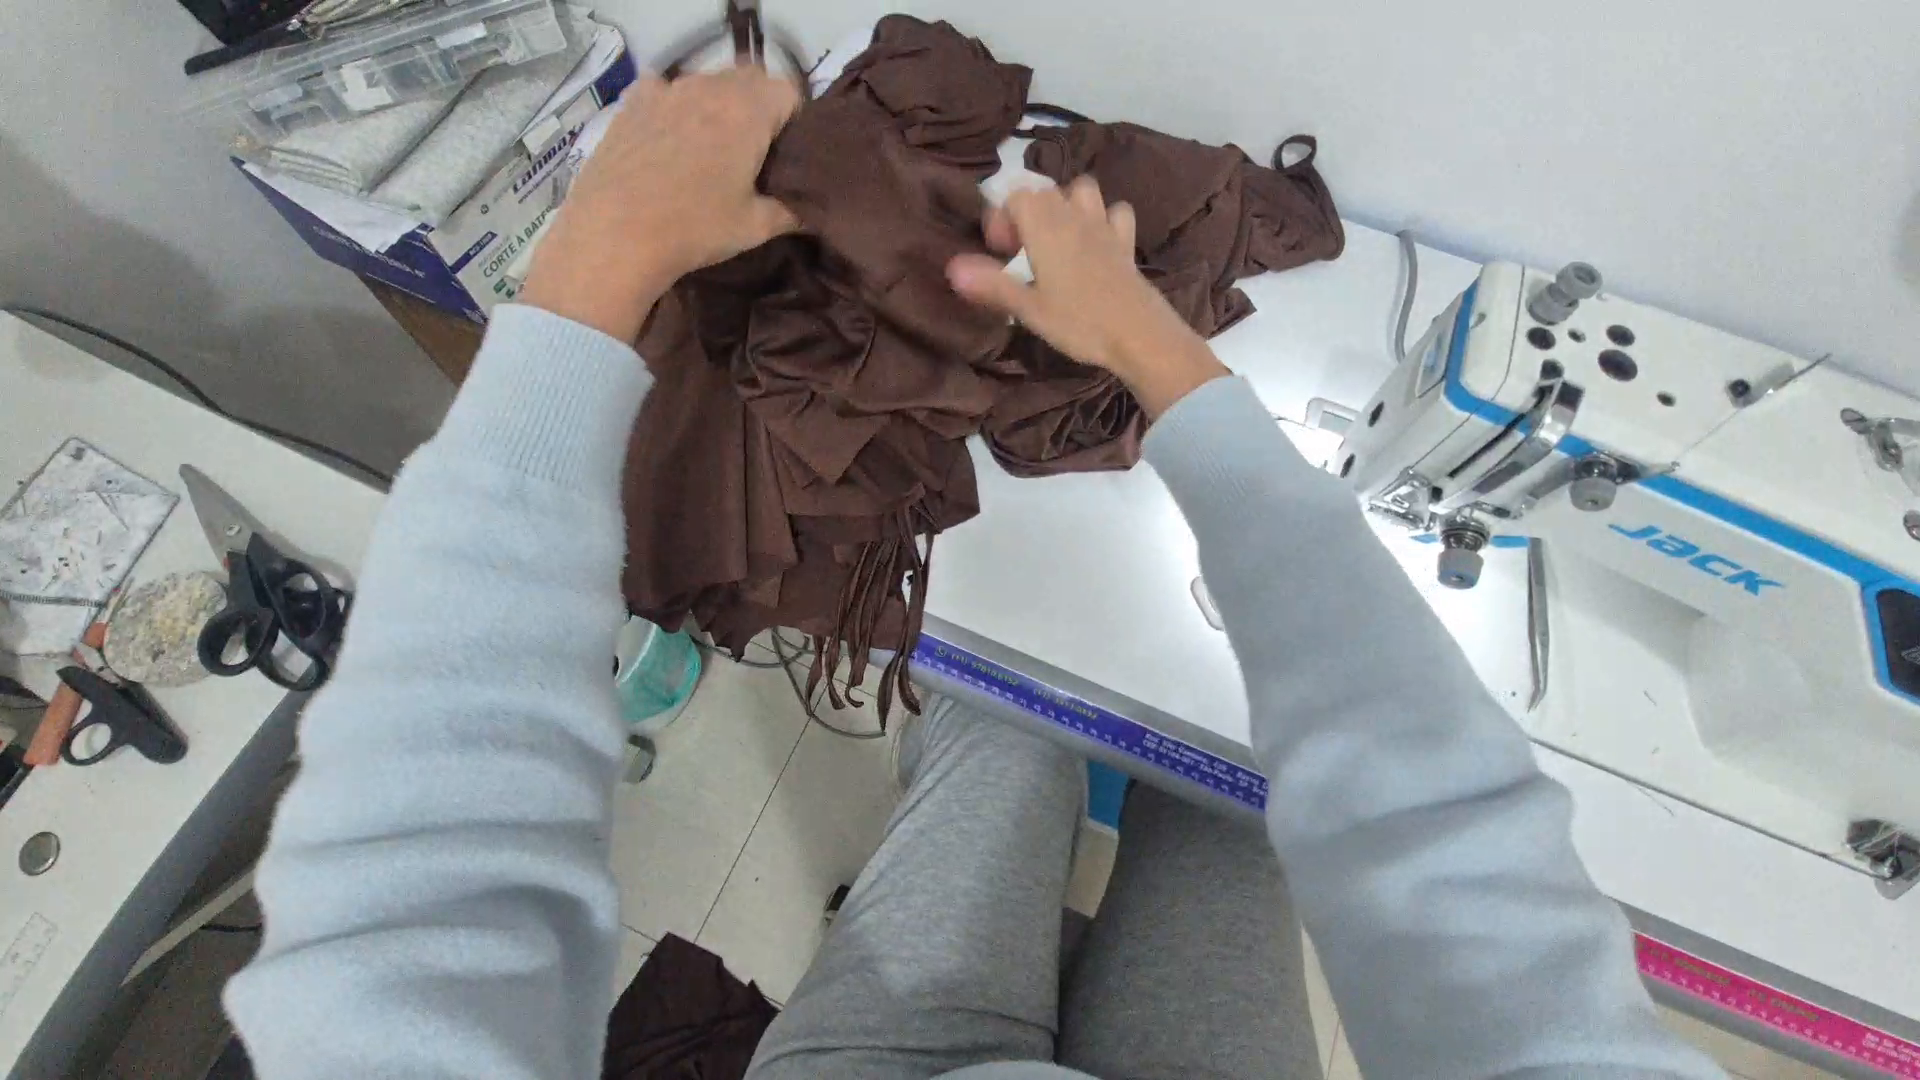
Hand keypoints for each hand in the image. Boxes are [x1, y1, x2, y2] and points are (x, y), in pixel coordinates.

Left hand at [520, 66, 801, 342]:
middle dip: (759, 111)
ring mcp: (668, 90)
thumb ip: (791, 214)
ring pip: (709, 85)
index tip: (788, 156)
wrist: (617, 233)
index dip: (795, 123)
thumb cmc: (696, 228)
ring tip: (712, 156)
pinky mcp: (634, 102)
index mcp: (747, 111)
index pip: (789, 93)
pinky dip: (678, 109)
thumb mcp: (755, 228)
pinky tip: (673, 145)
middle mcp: (709, 87)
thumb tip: (812, 214)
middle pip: (749, 81)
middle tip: (755, 158)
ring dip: (719, 110)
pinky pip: (668, 92)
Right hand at [946, 176, 1228, 415]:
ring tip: (1055, 242)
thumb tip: (951, 267)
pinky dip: (1103, 220)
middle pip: (1045, 192)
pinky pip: (1114, 213)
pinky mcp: (1126, 243)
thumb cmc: (1079, 323)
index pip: (1015, 195)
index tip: (1000, 253)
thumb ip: (992, 284)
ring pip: (1081, 192)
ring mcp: (1104, 226)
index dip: (1001, 220)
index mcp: (1046, 228)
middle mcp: (1075, 217)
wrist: (1139, 334)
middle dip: (1027, 215)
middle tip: (1021, 255)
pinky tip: (1096, 244)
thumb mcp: (1029, 309)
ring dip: (1065, 208)